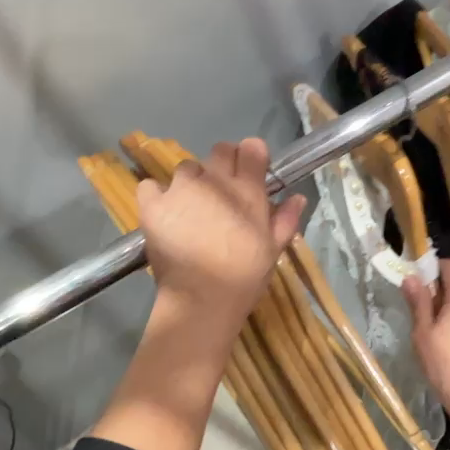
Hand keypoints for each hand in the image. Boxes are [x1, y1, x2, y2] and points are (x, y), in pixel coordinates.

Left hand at [137, 138, 306, 320]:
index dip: (252, 157)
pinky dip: (157, 195)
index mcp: (247, 191)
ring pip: (187, 168)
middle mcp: (214, 181)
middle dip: (223, 164)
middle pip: (219, 151)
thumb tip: (298, 197)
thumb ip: (285, 220)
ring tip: (192, 209)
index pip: (252, 149)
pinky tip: (165, 213)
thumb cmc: (244, 278)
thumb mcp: (273, 250)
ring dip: (192, 183)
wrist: (203, 299)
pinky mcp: (152, 204)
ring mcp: (180, 189)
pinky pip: (151, 185)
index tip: (251, 172)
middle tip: (222, 193)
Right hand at [403, 258, 449, 417]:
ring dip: (448, 311)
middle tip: (420, 309)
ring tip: (431, 331)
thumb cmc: (442, 362)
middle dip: (439, 293)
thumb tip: (411, 277)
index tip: (422, 275)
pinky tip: (446, 345)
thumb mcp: (423, 332)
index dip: (438, 266)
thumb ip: (419, 302)